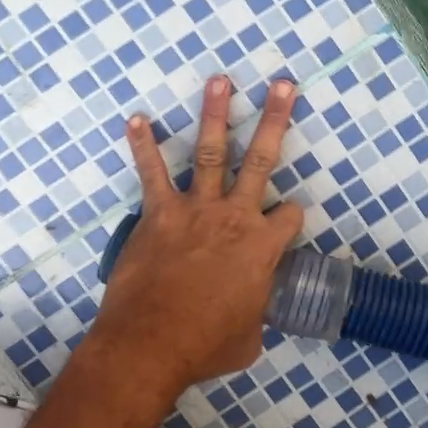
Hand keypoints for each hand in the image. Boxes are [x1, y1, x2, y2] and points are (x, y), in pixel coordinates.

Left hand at [84, 75, 305, 398]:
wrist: (149, 346)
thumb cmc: (204, 347)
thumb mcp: (248, 340)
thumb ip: (255, 315)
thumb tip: (250, 316)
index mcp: (263, 247)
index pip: (291, 216)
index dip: (291, 218)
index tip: (285, 224)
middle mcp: (236, 216)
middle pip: (261, 159)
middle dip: (274, 118)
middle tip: (282, 84)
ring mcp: (196, 209)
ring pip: (211, 151)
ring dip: (215, 113)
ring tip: (220, 80)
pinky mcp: (159, 214)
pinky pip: (151, 174)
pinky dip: (143, 146)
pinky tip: (136, 119)